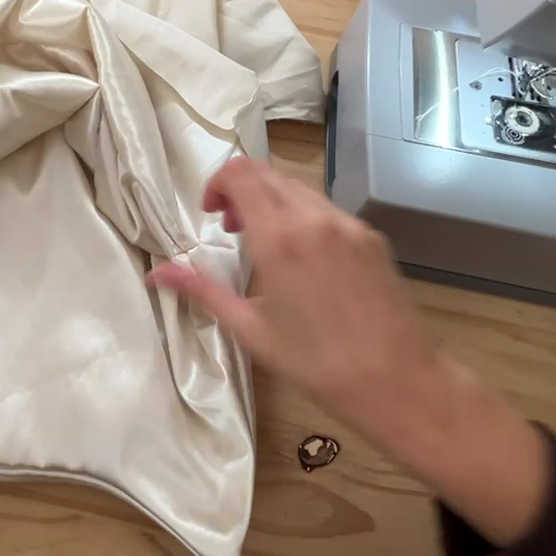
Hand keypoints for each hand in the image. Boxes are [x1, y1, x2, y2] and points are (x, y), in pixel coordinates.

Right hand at [146, 157, 549, 545]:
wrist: (398, 383)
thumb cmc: (315, 363)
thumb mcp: (250, 328)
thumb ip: (202, 289)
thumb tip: (156, 272)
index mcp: (280, 237)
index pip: (241, 173)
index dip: (217, 183)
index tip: (211, 215)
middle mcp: (314, 217)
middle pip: (267, 173)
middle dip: (240, 190)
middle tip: (230, 228)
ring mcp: (348, 224)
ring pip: (298, 188)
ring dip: (271, 201)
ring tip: (265, 244)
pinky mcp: (371, 236)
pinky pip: (326, 209)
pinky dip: (302, 216)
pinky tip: (304, 258)